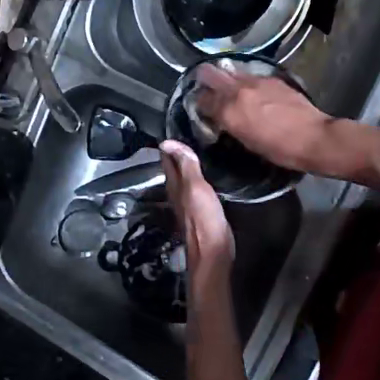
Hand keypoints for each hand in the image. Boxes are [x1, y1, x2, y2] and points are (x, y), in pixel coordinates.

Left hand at [160, 140, 234, 295]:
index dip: (169, 145)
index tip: (174, 128)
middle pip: (175, 170)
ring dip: (188, 166)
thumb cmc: (203, 218)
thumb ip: (186, 166)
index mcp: (174, 185)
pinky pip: (196, 189)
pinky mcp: (200, 212)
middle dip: (178, 154)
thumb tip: (167, 142)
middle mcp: (177, 193)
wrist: (213, 251)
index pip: (168, 160)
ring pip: (185, 179)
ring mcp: (188, 204)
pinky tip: (207, 176)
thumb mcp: (195, 188)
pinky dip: (199, 179)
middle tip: (188, 135)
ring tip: (198, 151)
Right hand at [191, 63, 341, 174]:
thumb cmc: (279, 149)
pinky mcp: (272, 78)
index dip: (200, 104)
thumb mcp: (247, 142)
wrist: (313, 137)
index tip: (204, 109)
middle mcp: (237, 91)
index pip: (202, 99)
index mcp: (228, 111)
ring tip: (231, 89)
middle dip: (205, 80)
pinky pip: (251, 76)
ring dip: (227, 78)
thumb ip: (230, 124)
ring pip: (231, 71)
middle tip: (208, 89)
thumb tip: (223, 118)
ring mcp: (255, 81)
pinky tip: (254, 92)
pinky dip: (247, 82)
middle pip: (210, 74)